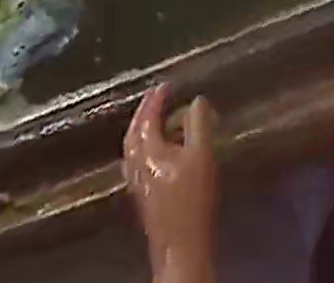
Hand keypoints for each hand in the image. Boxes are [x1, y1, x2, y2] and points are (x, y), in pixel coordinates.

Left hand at [124, 83, 217, 282]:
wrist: (181, 248)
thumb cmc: (193, 200)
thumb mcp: (202, 156)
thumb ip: (199, 125)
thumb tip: (197, 100)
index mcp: (149, 152)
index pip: (148, 119)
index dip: (156, 100)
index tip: (166, 85)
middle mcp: (137, 165)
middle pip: (133, 133)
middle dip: (143, 112)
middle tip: (155, 97)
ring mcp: (137, 183)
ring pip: (132, 148)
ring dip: (141, 128)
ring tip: (154, 118)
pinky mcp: (142, 197)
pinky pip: (135, 161)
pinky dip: (143, 146)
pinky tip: (155, 151)